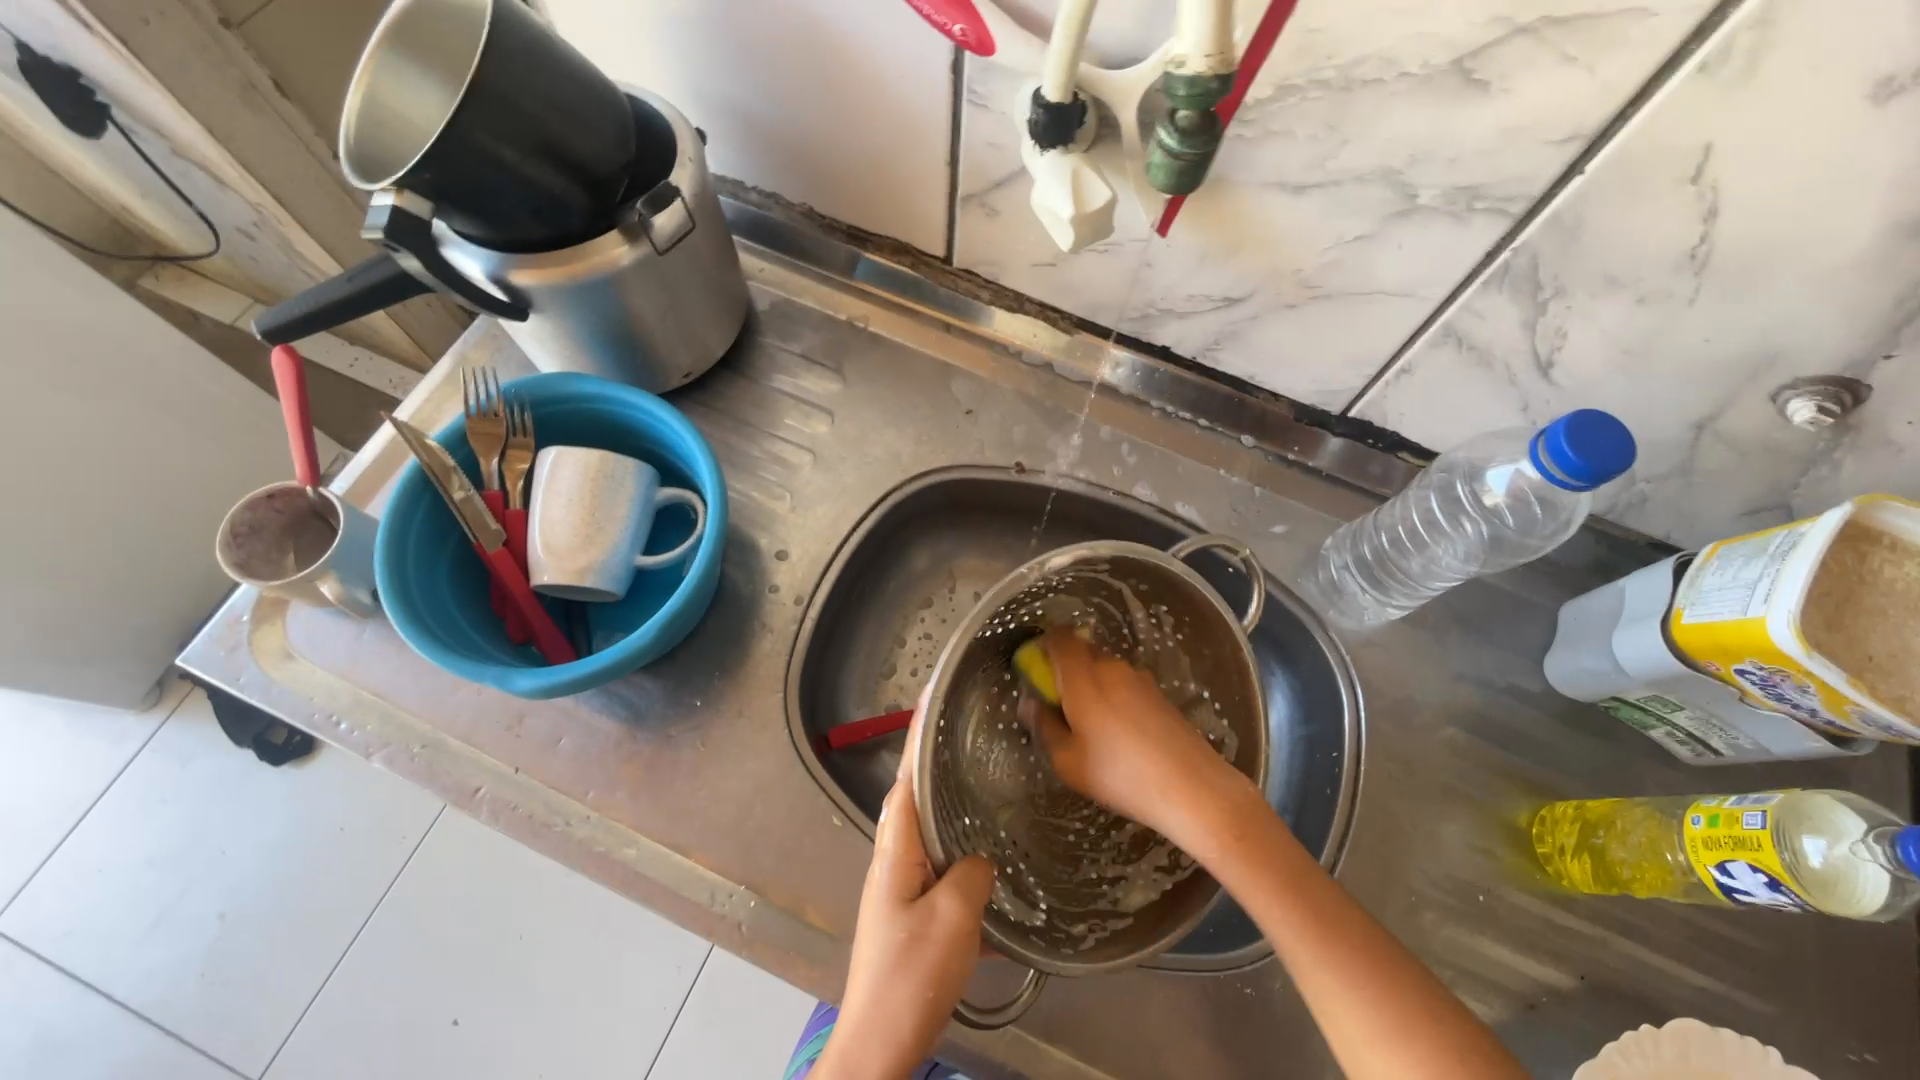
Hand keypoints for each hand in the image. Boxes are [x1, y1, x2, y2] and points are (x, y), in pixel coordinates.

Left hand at [817, 705, 993, 1079]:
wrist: (880, 1041)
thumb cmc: (911, 974)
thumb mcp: (952, 917)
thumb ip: (970, 875)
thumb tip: (978, 861)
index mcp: (894, 853)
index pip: (906, 782)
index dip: (918, 740)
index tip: (932, 701)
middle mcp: (894, 865)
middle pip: (918, 806)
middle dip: (941, 772)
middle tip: (976, 744)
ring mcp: (902, 895)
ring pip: (935, 845)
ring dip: (958, 821)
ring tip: (992, 799)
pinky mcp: (915, 923)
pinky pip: (946, 882)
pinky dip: (969, 872)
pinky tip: (999, 878)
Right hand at [1025, 629, 1257, 843]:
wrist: (1192, 787)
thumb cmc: (1121, 775)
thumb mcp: (1068, 761)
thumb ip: (1044, 726)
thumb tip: (1030, 704)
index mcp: (1085, 678)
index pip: (1059, 639)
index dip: (1042, 646)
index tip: (1034, 671)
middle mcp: (1113, 668)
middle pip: (1082, 651)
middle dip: (1064, 670)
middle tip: (1058, 705)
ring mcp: (1140, 679)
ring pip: (1104, 669)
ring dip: (1090, 684)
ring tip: (1090, 725)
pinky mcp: (1159, 693)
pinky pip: (1124, 683)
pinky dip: (1113, 696)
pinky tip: (1118, 732)